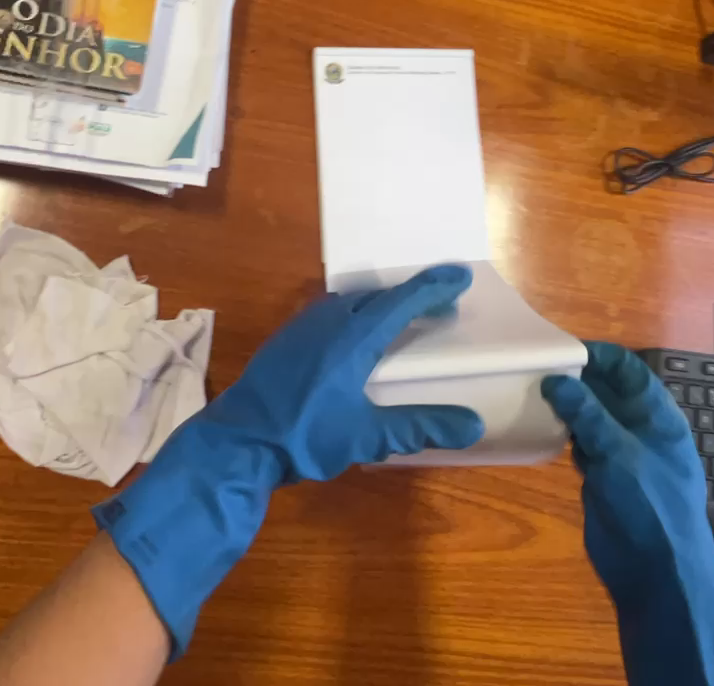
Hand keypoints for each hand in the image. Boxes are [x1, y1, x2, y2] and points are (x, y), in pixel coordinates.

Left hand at [93, 264, 484, 658]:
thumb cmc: (305, 435)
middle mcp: (330, 320)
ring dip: (381, 303)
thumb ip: (419, 427)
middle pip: (378, 296)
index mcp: (354, 336)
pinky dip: (356, 312)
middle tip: (441, 305)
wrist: (240, 439)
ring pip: (352, 300)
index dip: (433, 287)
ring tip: (404, 316)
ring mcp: (304, 326)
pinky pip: (331, 310)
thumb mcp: (367, 436)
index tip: (460, 274)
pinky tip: (356, 332)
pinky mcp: (287, 337)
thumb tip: (473, 423)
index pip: (401, 301)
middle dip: (411, 296)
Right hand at [543, 343, 713, 685]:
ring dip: (565, 403)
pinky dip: (562, 430)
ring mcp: (620, 452)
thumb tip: (555, 379)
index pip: (628, 370)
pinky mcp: (601, 474)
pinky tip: (538, 424)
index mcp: (658, 418)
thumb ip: (588, 414)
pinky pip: (580, 440)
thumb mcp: (619, 454)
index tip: (561, 349)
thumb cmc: (649, 507)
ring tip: (530, 389)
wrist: (656, 575)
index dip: (599, 356)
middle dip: (576, 378)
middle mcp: (639, 429)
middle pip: (606, 390)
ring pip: (589, 415)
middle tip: (535, 367)